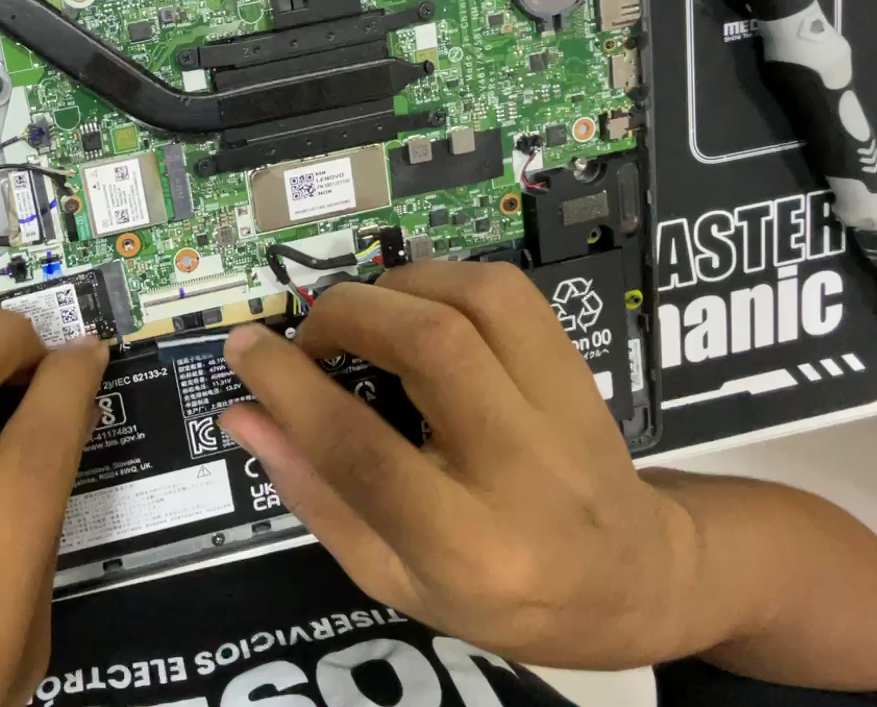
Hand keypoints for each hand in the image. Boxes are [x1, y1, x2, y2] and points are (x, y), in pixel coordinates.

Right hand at [218, 262, 697, 670]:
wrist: (633, 581)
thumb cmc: (498, 597)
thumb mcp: (389, 574)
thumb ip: (313, 493)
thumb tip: (243, 413)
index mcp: (467, 547)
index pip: (361, 450)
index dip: (289, 387)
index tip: (245, 347)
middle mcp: (525, 471)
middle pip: (429, 345)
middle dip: (345, 317)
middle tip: (313, 341)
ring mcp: (565, 413)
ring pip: (475, 300)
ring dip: (394, 289)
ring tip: (365, 322)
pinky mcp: (580, 370)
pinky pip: (507, 291)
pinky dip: (440, 279)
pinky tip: (415, 309)